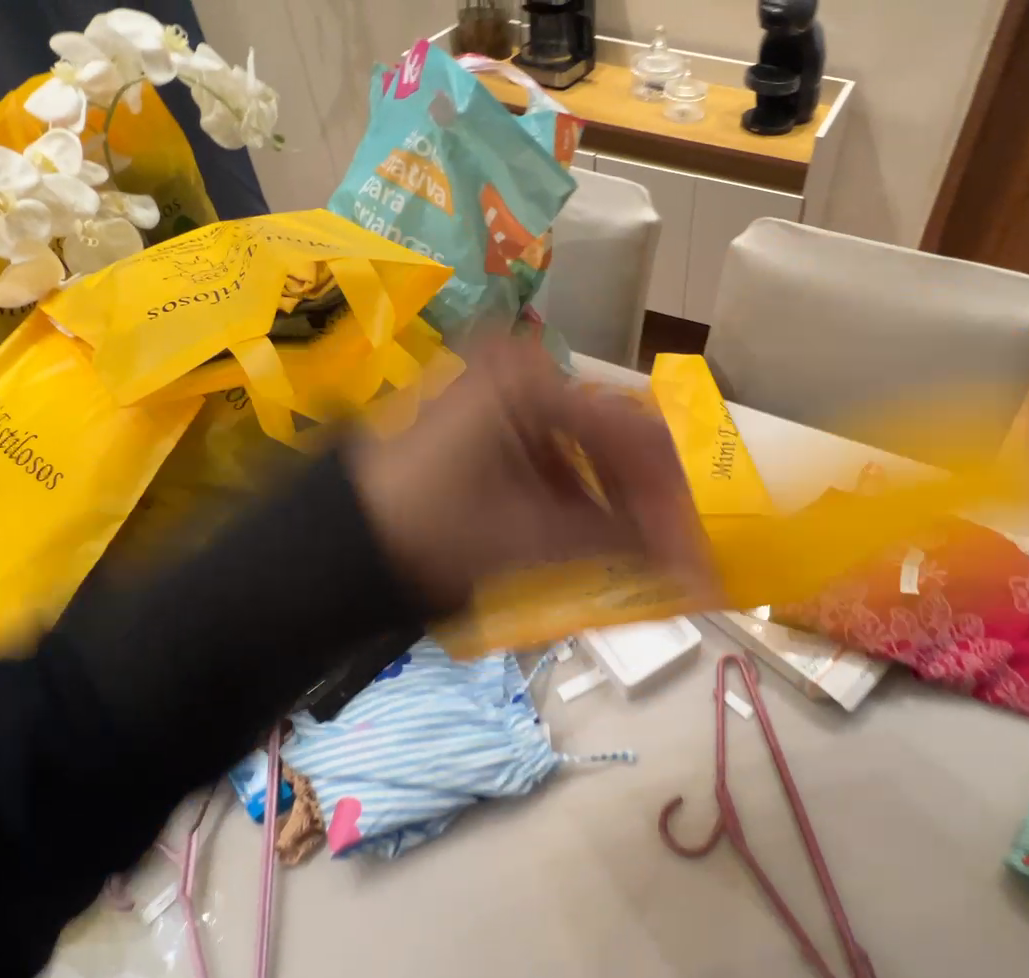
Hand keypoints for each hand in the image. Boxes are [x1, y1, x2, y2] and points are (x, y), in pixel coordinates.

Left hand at [349, 339, 710, 610]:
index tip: (693, 546)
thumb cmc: (432, 534)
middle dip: (641, 496)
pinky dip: (571, 488)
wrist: (333, 546)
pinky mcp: (478, 414)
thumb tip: (695, 561)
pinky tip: (581, 526)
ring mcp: (493, 388)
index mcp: (530, 380)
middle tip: (666, 550)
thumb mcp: (534, 537)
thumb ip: (623, 540)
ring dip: (609, 496)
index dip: (669, 497)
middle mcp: (515, 367)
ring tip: (627, 547)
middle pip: (608, 434)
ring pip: (580, 442)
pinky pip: (547, 447)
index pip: (630, 435)